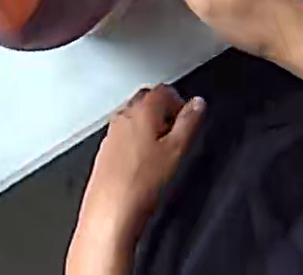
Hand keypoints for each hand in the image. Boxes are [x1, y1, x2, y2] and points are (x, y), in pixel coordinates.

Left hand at [71, 84, 203, 260]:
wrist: (109, 213)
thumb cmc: (140, 183)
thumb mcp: (176, 151)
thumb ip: (189, 123)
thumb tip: (198, 104)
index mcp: (142, 109)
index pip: (162, 90)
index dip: (178, 99)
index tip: (187, 114)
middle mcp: (124, 116)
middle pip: (146, 100)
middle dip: (163, 109)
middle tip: (176, 128)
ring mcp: (111, 133)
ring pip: (133, 118)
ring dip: (148, 125)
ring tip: (161, 148)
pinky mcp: (104, 151)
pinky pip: (123, 136)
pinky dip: (135, 140)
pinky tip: (142, 163)